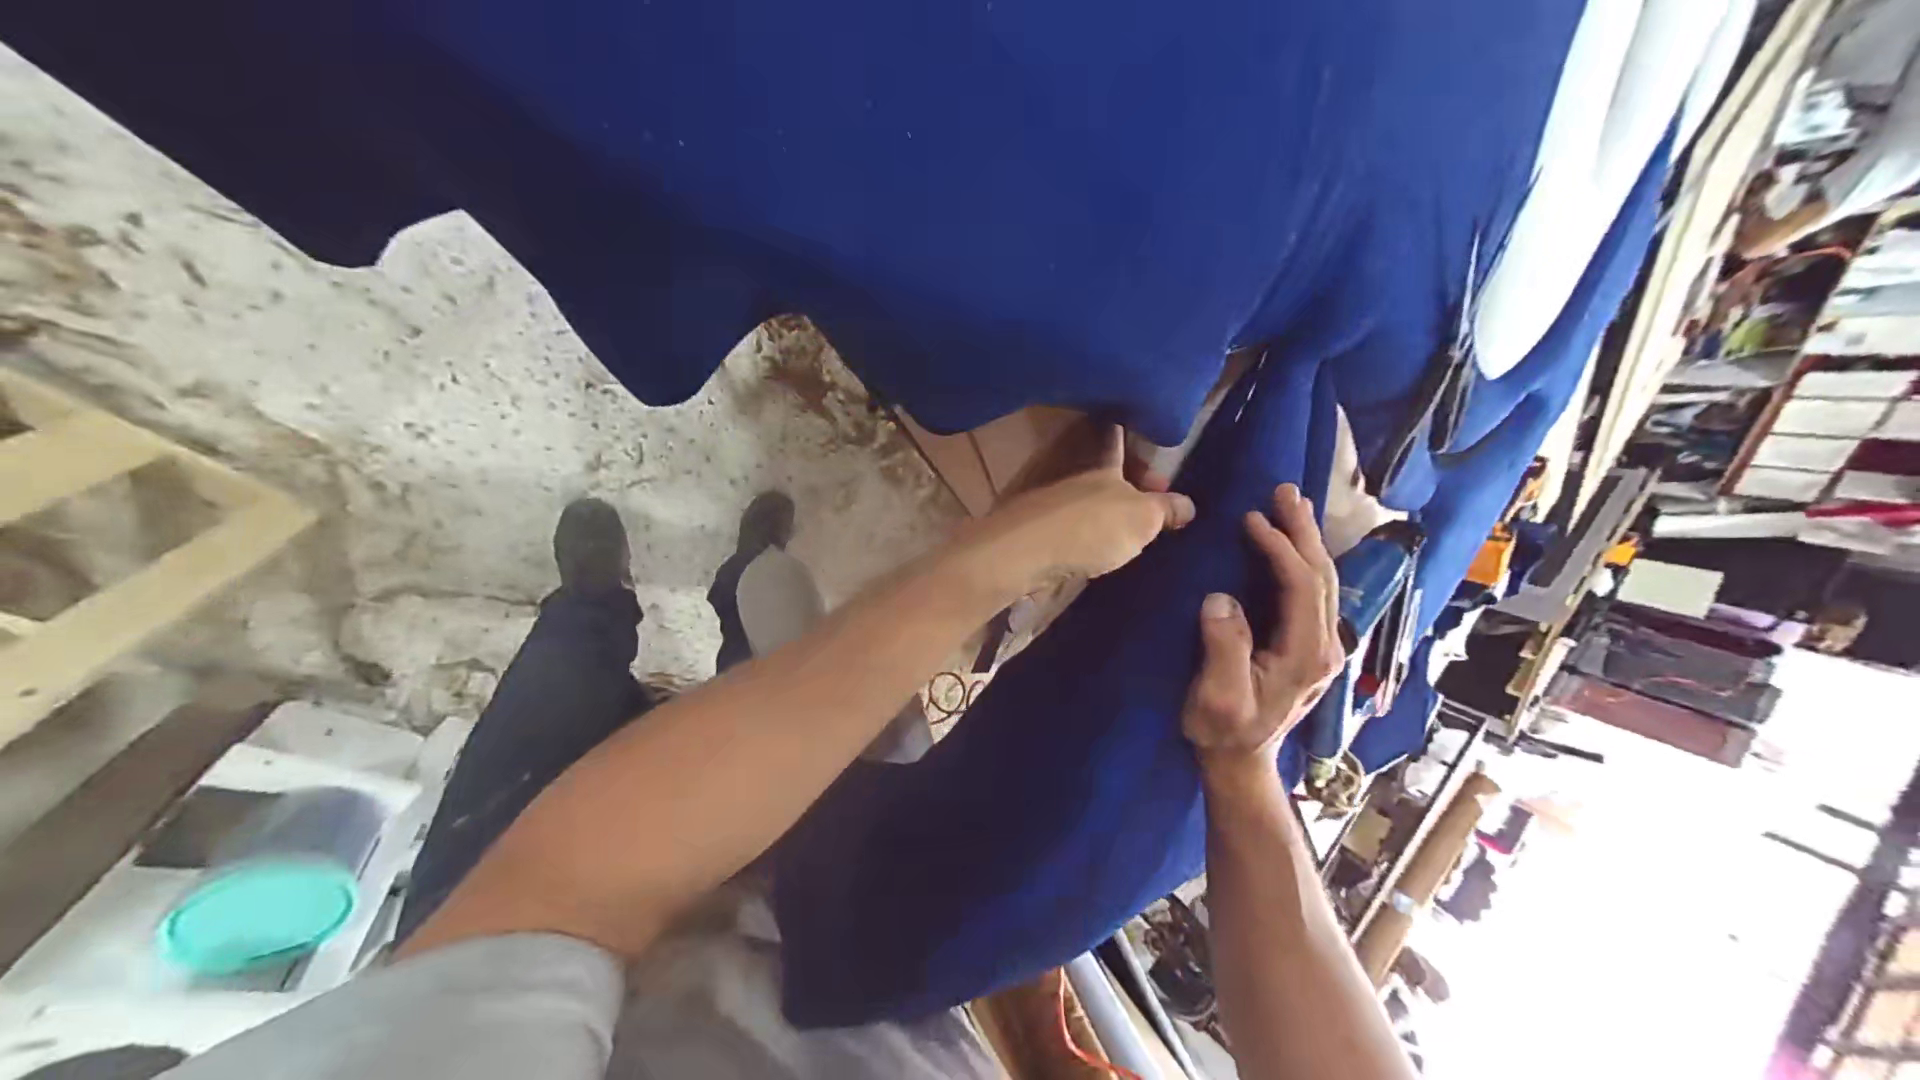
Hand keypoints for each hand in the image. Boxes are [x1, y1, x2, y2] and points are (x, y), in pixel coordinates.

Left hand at [965, 426, 1194, 592]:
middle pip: (1098, 459)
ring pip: (1078, 486)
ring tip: (1125, 526)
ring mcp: (1043, 490)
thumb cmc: (1089, 528)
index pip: (1116, 427)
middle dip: (1123, 474)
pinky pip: (1061, 512)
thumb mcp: (1141, 519)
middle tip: (1148, 500)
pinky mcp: (1026, 518)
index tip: (1150, 443)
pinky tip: (1090, 542)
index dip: (1134, 429)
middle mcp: (1068, 464)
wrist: (1021, 554)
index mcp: (1099, 455)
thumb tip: (1187, 505)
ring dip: (1100, 501)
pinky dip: (1078, 521)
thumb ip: (1164, 509)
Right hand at [1182, 483, 1343, 768]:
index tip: (1251, 519)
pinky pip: (1311, 591)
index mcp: (1306, 655)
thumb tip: (1221, 598)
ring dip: (1307, 540)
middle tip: (1285, 491)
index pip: (1300, 586)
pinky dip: (1302, 558)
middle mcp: (1324, 645)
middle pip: (1322, 575)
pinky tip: (1292, 543)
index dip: (1280, 548)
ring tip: (1292, 505)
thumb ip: (1224, 647)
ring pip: (1323, 580)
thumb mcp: (1217, 695)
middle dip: (1303, 531)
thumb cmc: (1224, 730)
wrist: (1241, 760)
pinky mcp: (1309, 645)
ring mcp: (1321, 645)